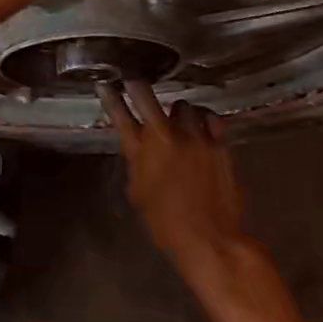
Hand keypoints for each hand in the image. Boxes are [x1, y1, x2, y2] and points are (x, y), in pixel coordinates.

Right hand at [99, 81, 247, 279]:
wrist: (209, 239)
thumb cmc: (167, 224)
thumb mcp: (140, 193)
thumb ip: (138, 164)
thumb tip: (140, 149)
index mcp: (140, 152)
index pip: (119, 116)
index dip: (110, 97)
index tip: (104, 84)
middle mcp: (165, 137)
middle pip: (146, 98)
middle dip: (138, 87)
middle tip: (136, 82)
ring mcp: (193, 137)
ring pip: (184, 106)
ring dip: (179, 112)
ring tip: (180, 120)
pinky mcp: (218, 143)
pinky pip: (212, 119)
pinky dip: (206, 120)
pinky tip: (205, 125)